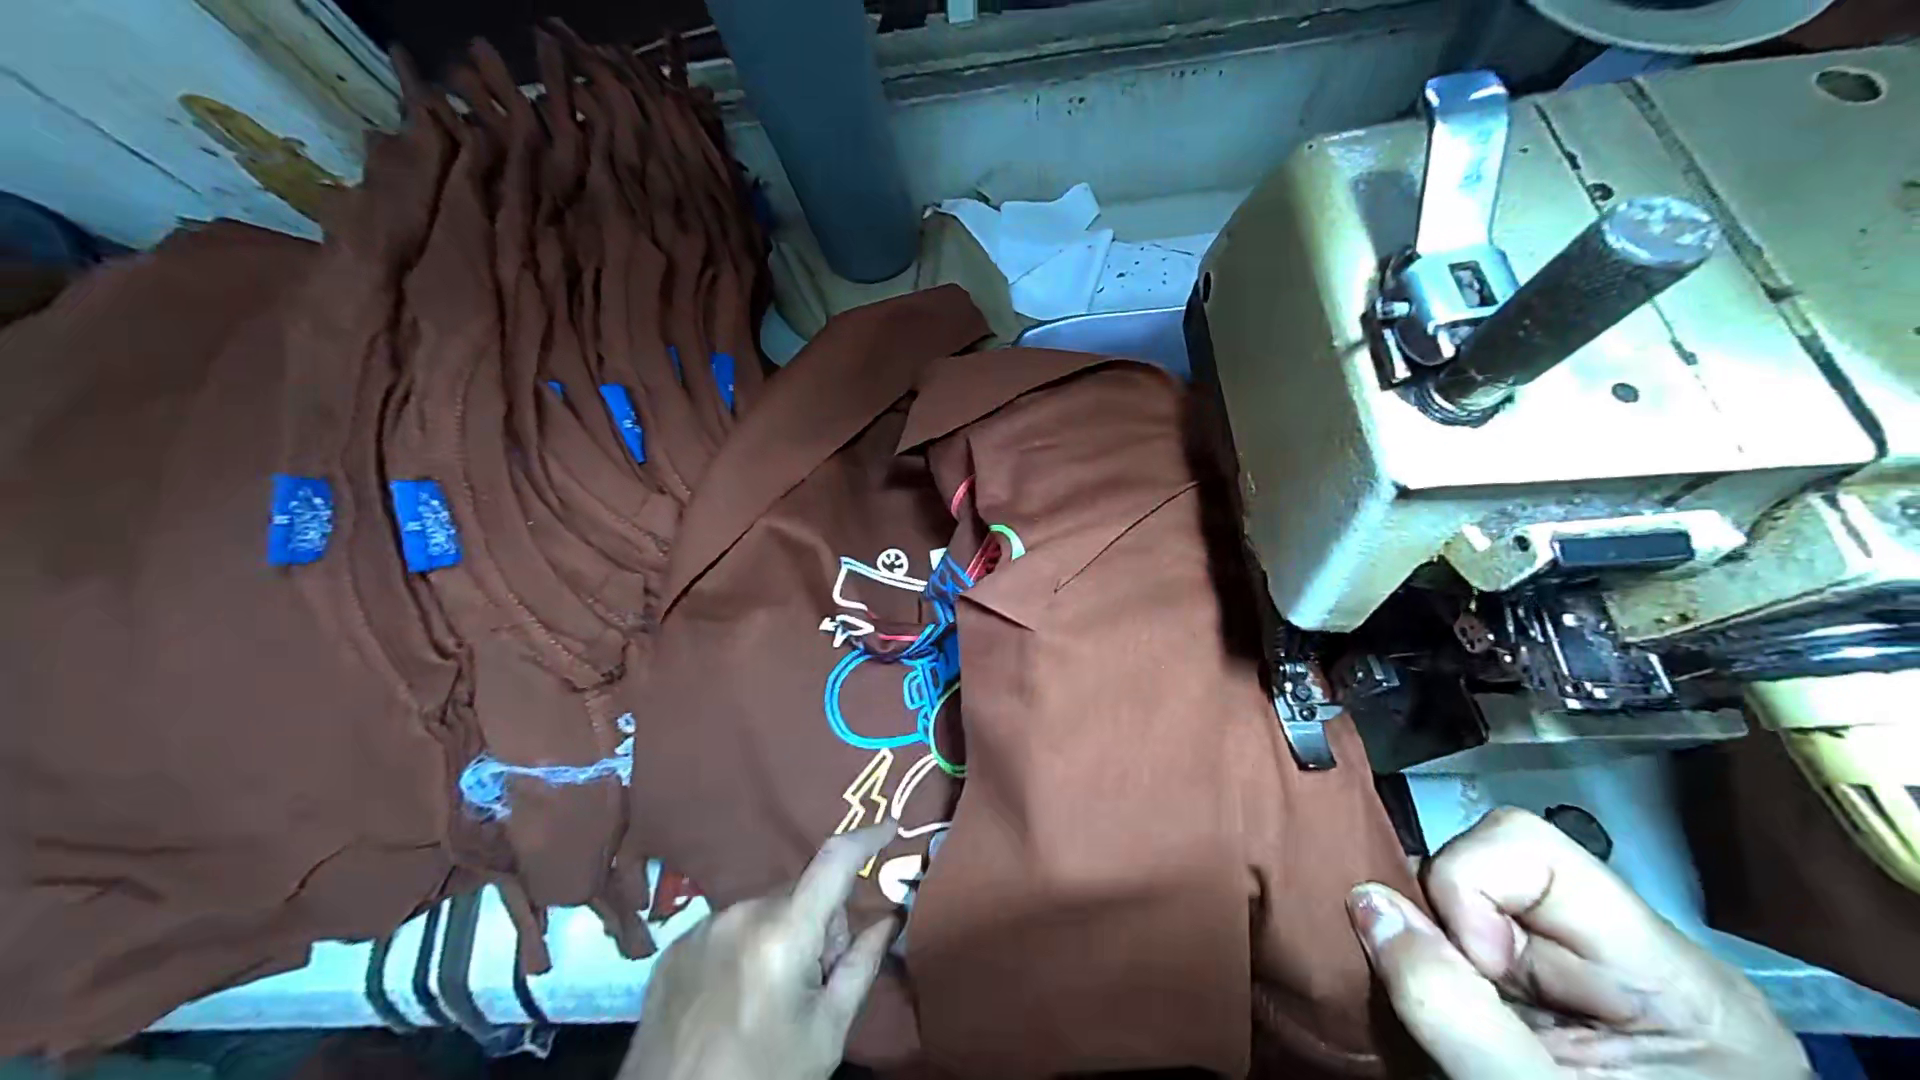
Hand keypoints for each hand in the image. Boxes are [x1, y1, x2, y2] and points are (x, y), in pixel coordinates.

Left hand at [620, 827, 899, 1079]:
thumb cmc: (763, 1076)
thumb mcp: (826, 1032)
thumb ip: (862, 966)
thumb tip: (891, 919)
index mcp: (783, 932)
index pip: (834, 861)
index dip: (867, 837)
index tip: (892, 825)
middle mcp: (741, 913)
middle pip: (801, 893)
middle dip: (821, 923)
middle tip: (817, 978)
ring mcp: (703, 926)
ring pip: (766, 907)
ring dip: (782, 932)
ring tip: (772, 992)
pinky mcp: (676, 946)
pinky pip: (730, 925)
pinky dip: (746, 945)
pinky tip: (737, 993)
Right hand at [1348, 808, 1808, 1079]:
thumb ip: (1452, 1006)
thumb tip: (1365, 900)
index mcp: (1673, 979)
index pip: (1529, 847)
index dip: (1469, 887)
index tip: (1474, 968)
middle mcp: (1634, 961)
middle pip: (1492, 871)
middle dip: (1441, 922)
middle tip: (1448, 997)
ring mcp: (1591, 982)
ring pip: (1468, 905)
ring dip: (1431, 947)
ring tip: (1448, 1014)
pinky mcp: (1553, 1001)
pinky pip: (1467, 945)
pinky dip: (1434, 968)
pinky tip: (1448, 1014)